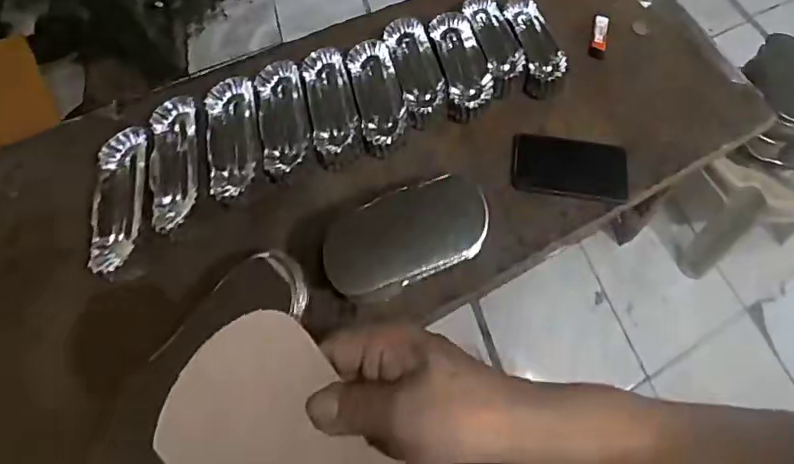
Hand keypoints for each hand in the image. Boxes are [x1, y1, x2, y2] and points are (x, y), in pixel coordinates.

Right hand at [307, 323, 524, 463]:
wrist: (519, 439)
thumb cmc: (458, 419)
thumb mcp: (400, 413)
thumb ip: (354, 406)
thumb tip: (312, 402)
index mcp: (390, 341)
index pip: (333, 346)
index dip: (304, 372)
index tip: (273, 403)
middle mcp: (398, 355)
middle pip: (346, 374)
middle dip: (323, 403)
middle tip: (286, 435)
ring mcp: (413, 384)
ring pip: (364, 401)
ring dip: (345, 424)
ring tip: (309, 448)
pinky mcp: (425, 412)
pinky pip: (385, 420)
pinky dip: (369, 436)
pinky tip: (352, 455)